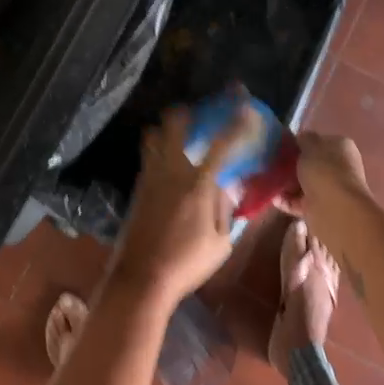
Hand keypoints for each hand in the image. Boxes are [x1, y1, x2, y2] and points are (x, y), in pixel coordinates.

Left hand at [109, 107, 237, 304]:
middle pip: (175, 123)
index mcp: (197, 183)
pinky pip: (147, 153)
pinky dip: (157, 147)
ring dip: (166, 127)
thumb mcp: (220, 242)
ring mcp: (150, 174)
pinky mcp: (138, 185)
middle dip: (188, 112)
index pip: (221, 145)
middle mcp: (172, 170)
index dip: (236, 124)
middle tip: (200, 115)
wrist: (142, 276)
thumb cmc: (187, 262)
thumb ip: (225, 209)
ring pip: (153, 133)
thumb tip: (227, 187)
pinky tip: (167, 160)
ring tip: (179, 134)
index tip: (246, 108)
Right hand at [273, 131, 368, 220]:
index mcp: (341, 147)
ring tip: (269, 180)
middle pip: (312, 164)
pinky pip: (300, 201)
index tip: (284, 146)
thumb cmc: (324, 169)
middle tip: (274, 163)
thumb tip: (301, 137)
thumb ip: (304, 138)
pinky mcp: (321, 209)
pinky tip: (274, 198)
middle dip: (293, 165)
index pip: (321, 142)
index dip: (302, 143)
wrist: (335, 209)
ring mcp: (331, 189)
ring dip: (288, 184)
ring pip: (305, 183)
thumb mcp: (310, 145)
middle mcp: (340, 168)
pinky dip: (287, 200)